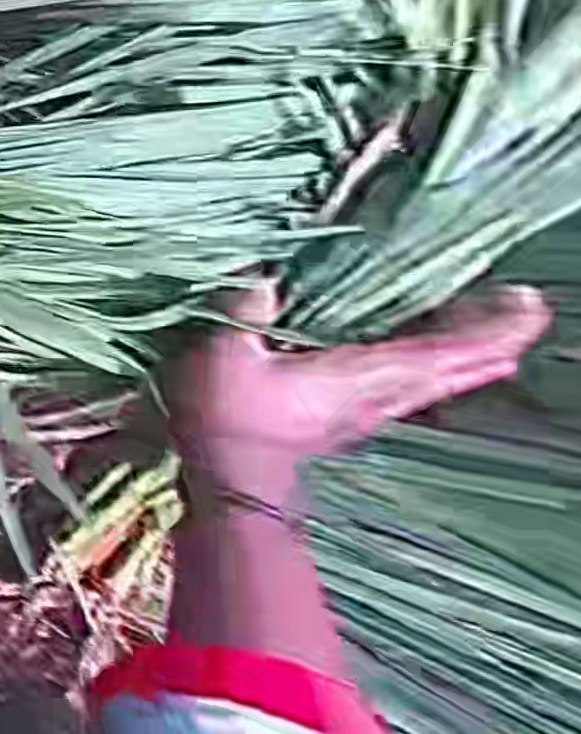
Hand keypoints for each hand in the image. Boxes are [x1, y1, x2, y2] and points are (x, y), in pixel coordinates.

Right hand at [172, 282, 550, 503]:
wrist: (231, 470)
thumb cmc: (230, 410)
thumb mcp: (225, 351)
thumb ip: (245, 311)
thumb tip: (265, 278)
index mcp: (362, 372)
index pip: (453, 351)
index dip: (497, 325)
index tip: (522, 298)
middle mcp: (382, 394)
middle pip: (459, 368)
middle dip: (491, 337)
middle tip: (505, 303)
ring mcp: (370, 412)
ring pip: (440, 382)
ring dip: (464, 356)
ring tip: (471, 329)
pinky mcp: (351, 421)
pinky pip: (412, 393)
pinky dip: (431, 374)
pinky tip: (422, 367)